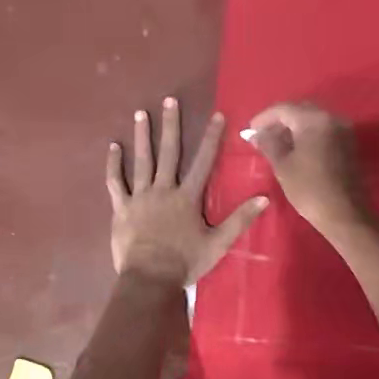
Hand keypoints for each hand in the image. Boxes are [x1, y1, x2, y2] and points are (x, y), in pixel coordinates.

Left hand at [107, 99, 266, 285]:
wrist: (149, 278)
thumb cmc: (186, 261)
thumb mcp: (218, 243)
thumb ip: (240, 219)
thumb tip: (264, 198)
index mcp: (188, 197)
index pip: (203, 162)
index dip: (211, 138)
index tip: (217, 116)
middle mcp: (164, 190)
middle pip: (168, 153)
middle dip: (170, 125)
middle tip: (169, 100)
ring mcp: (140, 197)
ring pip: (141, 161)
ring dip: (142, 136)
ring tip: (140, 113)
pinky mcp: (122, 208)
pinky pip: (117, 183)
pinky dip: (114, 165)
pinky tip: (113, 147)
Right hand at [242, 102, 370, 236]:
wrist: (345, 213)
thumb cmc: (310, 189)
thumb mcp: (283, 166)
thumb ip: (268, 144)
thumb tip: (256, 134)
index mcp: (314, 120)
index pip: (283, 109)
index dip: (264, 118)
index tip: (250, 130)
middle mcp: (332, 118)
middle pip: (300, 110)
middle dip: (280, 120)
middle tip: (263, 135)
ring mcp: (344, 130)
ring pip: (313, 119)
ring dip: (294, 127)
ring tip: (276, 143)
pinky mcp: (349, 143)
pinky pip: (324, 130)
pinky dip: (308, 134)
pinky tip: (296, 148)